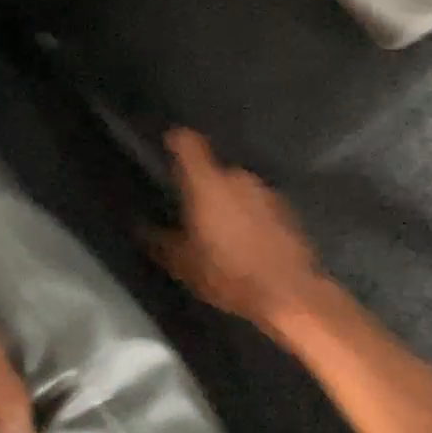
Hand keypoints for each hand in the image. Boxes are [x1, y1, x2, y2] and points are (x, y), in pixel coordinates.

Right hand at [151, 128, 326, 327]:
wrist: (289, 292)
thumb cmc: (228, 274)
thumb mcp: (184, 264)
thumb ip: (160, 241)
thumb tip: (142, 228)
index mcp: (207, 184)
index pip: (187, 143)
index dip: (175, 140)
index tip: (167, 146)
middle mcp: (237, 177)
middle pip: (213, 171)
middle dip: (203, 188)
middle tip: (193, 215)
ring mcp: (265, 191)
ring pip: (237, 189)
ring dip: (228, 203)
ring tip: (222, 233)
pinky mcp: (286, 209)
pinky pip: (257, 205)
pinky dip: (250, 216)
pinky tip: (247, 242)